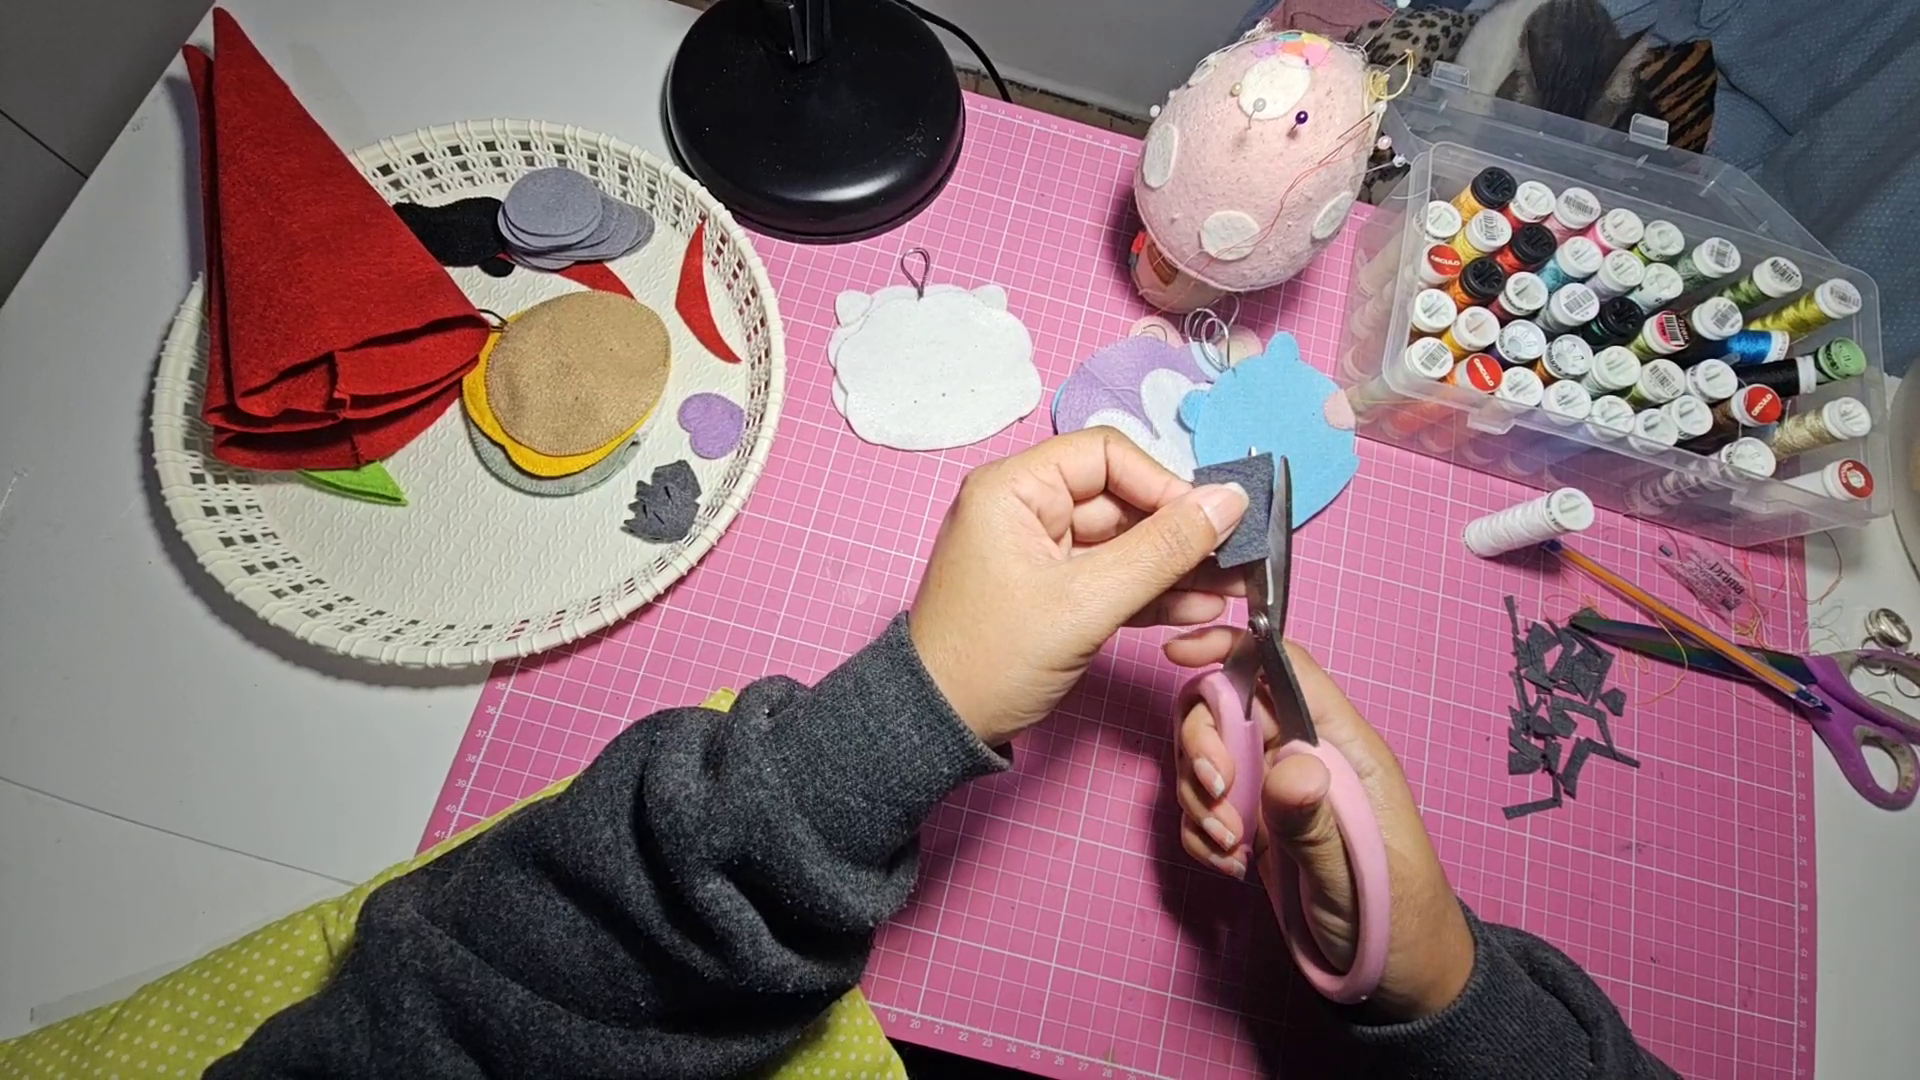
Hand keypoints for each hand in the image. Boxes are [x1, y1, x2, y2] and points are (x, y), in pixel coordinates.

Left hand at [910, 428, 1248, 745]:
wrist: (942, 725)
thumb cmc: (991, 657)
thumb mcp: (1084, 602)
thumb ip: (1162, 550)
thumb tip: (1227, 501)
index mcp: (1015, 489)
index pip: (1105, 456)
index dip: (1162, 483)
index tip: (1208, 520)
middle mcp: (1027, 509)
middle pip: (1121, 500)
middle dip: (1180, 532)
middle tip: (1237, 557)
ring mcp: (1041, 551)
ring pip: (1123, 542)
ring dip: (1176, 566)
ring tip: (1233, 587)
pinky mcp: (1054, 589)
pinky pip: (1112, 576)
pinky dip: (1151, 591)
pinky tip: (1198, 606)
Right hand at [1169, 629, 1474, 1020]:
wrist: (1397, 978)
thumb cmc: (1396, 922)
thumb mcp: (1355, 878)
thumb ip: (1316, 822)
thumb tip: (1288, 764)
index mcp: (1340, 744)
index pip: (1283, 666)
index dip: (1231, 646)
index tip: (1179, 653)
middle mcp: (1299, 752)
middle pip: (1225, 706)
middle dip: (1201, 745)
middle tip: (1218, 795)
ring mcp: (1270, 785)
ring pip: (1204, 754)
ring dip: (1199, 798)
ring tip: (1232, 848)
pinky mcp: (1249, 817)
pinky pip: (1201, 802)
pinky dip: (1199, 831)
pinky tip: (1230, 864)